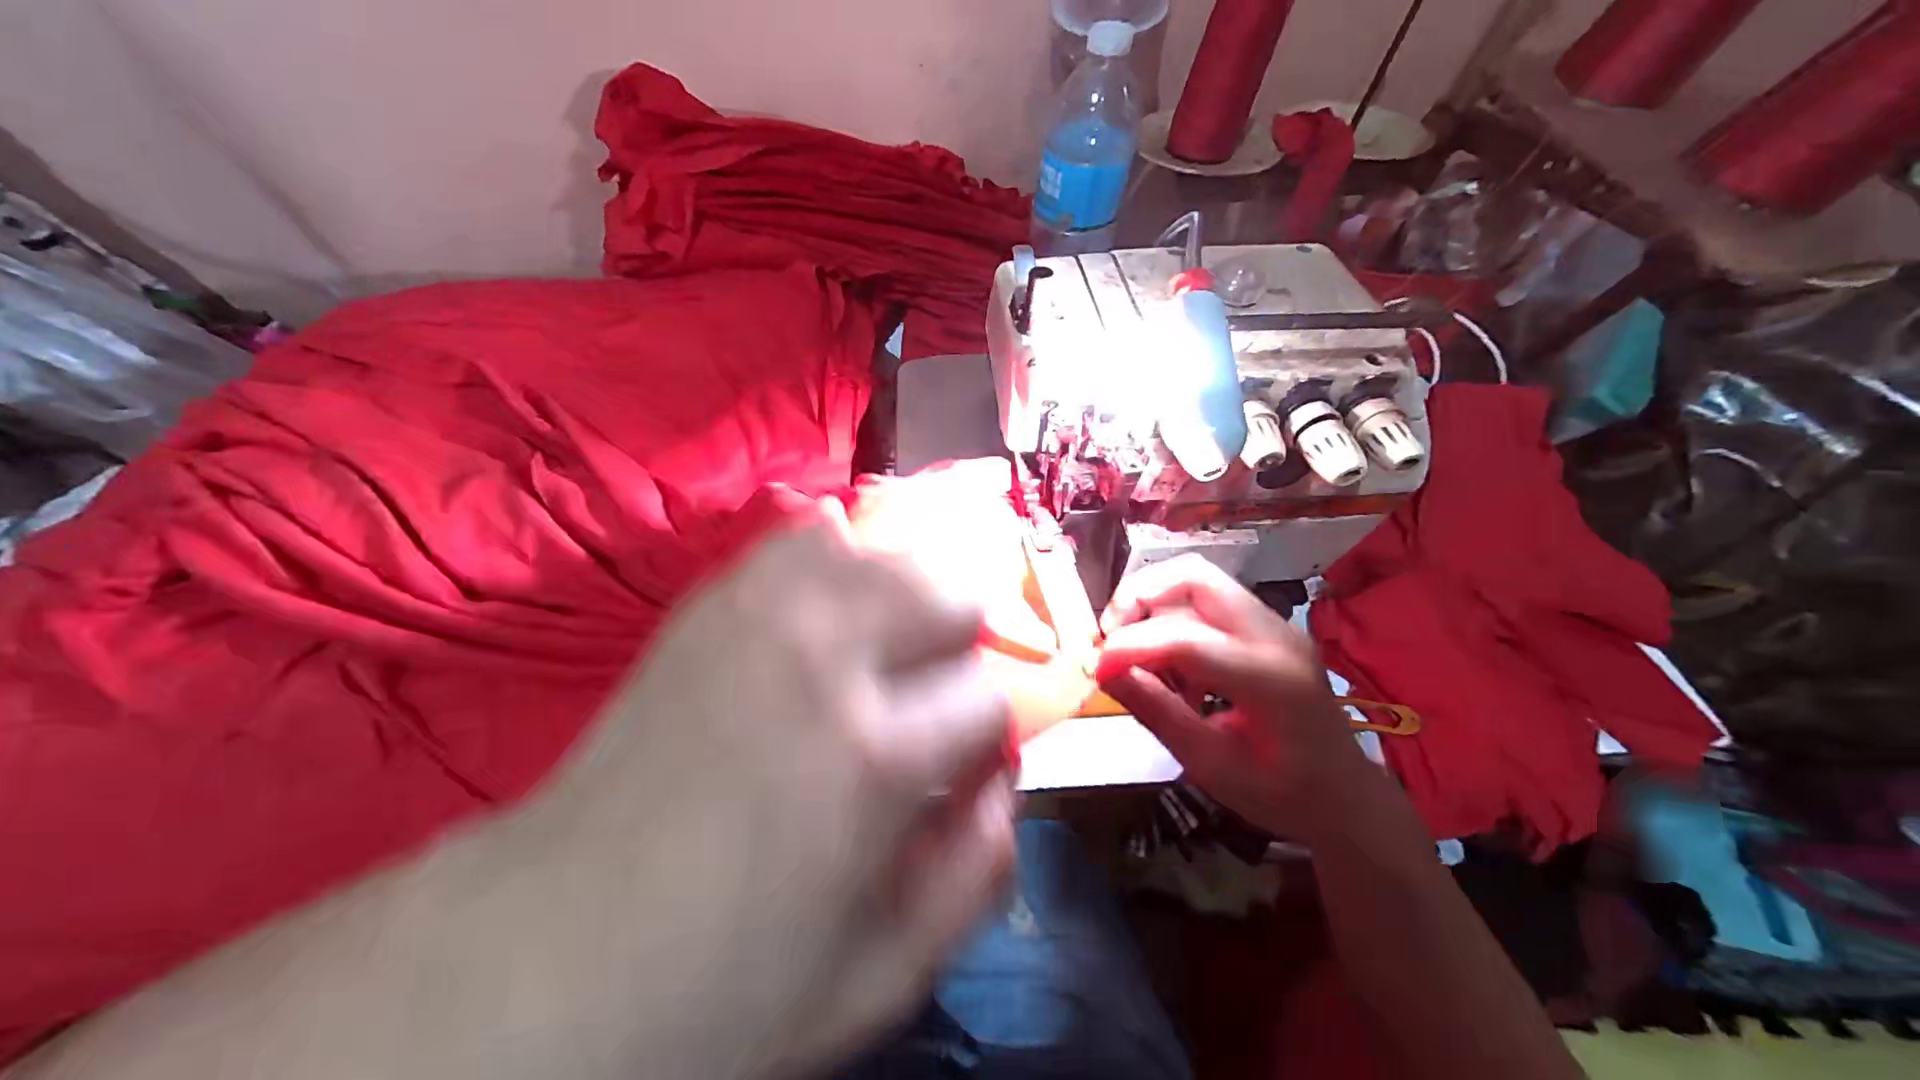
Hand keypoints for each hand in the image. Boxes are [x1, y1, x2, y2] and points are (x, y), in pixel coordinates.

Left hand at [530, 505, 1016, 1079]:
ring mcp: (761, 613)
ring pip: (882, 550)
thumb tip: (1005, 784)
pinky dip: (837, 562)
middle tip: (926, 693)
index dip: (985, 730)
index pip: (988, 693)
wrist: (554, 943)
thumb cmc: (722, 982)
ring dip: (904, 597)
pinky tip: (828, 608)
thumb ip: (972, 880)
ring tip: (884, 646)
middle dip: (959, 643)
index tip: (958, 757)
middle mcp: (825, 657)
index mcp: (873, 756)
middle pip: (949, 591)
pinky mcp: (710, 599)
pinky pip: (803, 538)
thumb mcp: (877, 980)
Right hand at [1095, 554, 1366, 837]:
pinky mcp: (1265, 626)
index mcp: (1271, 678)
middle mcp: (1275, 635)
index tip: (1094, 667)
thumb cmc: (1283, 794)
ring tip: (1134, 652)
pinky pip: (1206, 601)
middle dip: (1138, 595)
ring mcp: (1274, 624)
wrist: (1345, 797)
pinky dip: (1172, 617)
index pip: (1186, 638)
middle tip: (1109, 636)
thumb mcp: (1211, 766)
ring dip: (1153, 605)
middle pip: (1193, 576)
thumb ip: (1158, 713)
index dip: (1129, 646)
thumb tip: (1104, 672)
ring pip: (1197, 580)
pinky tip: (1167, 664)